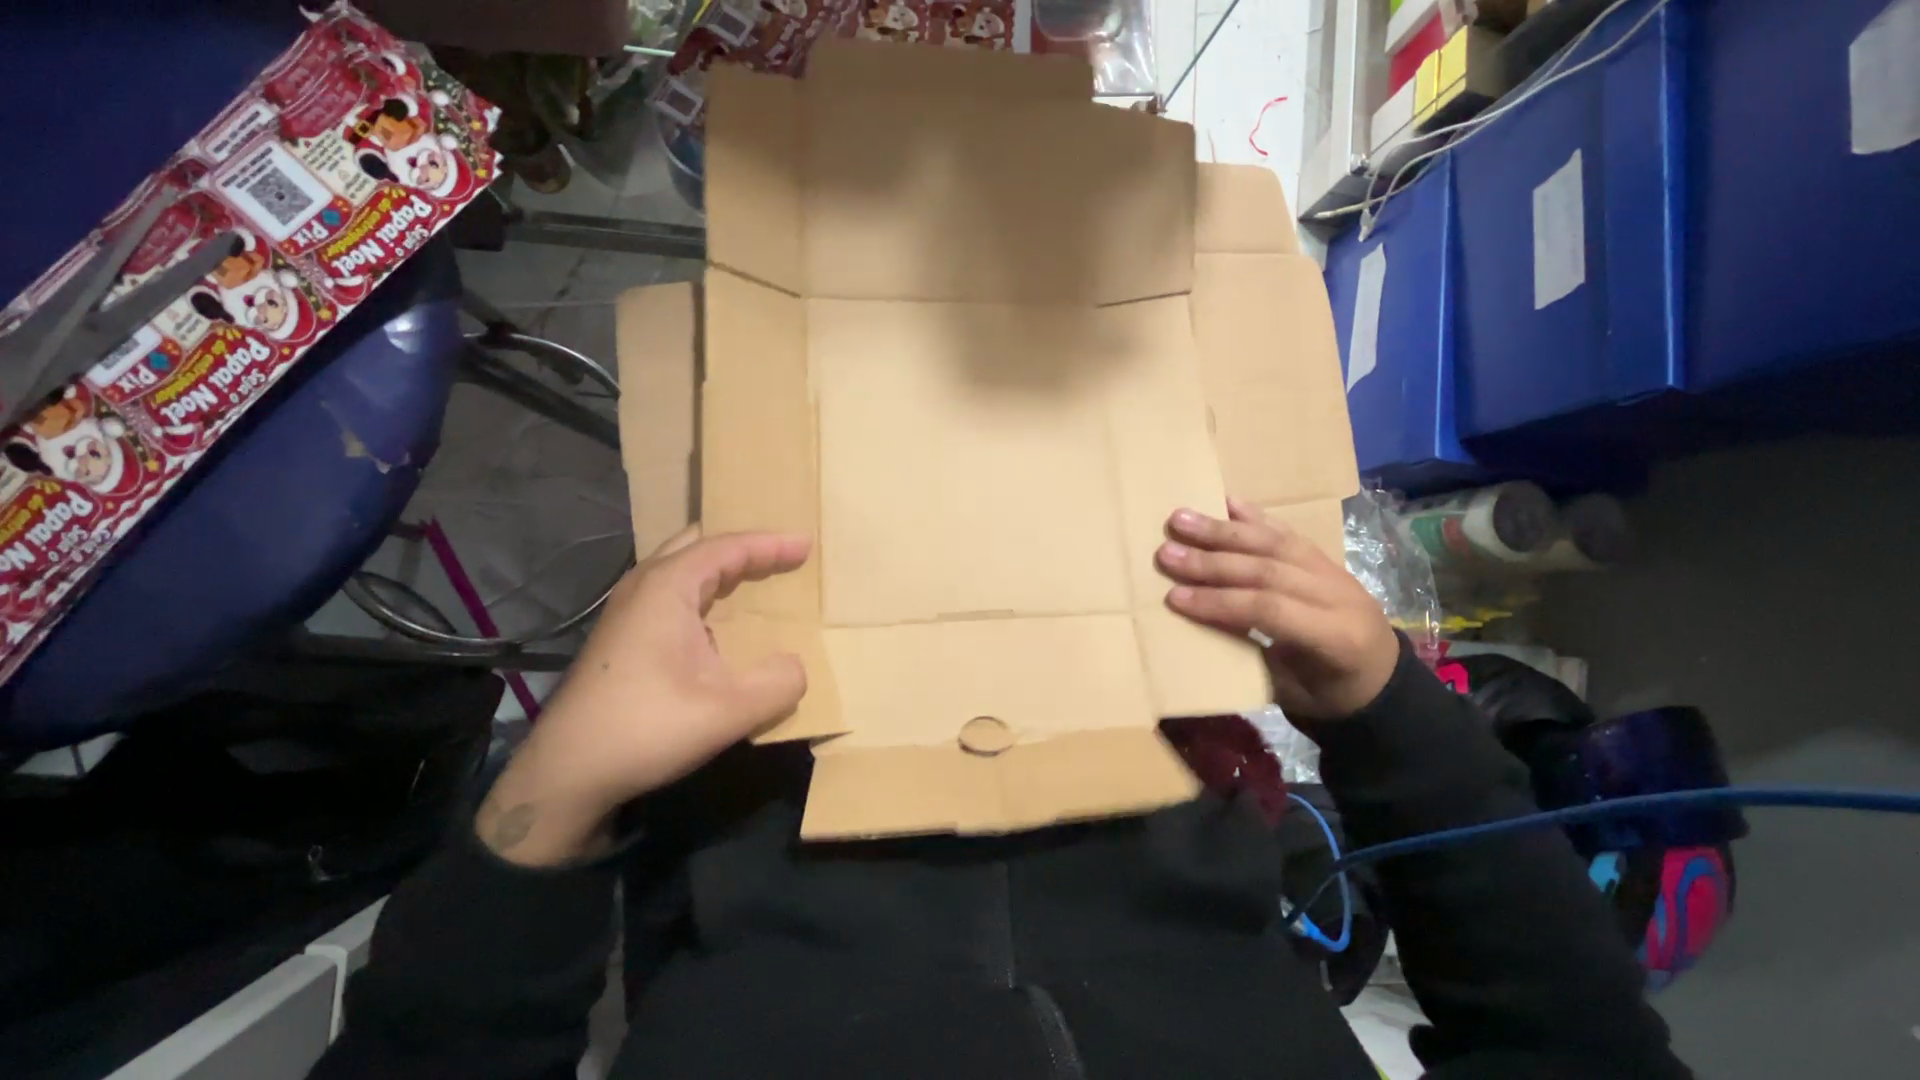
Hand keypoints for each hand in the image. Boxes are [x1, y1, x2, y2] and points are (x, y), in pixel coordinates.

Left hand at [476, 528, 810, 865]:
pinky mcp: (621, 638)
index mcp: (667, 588)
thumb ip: (778, 684)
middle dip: (742, 547)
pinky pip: (671, 596)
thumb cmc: (646, 729)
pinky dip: (703, 595)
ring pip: (681, 571)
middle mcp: (642, 587)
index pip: (726, 548)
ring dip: (720, 571)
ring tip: (756, 582)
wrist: (566, 773)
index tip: (806, 547)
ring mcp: (626, 612)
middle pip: (698, 547)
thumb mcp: (728, 712)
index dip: (769, 545)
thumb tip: (795, 666)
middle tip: (780, 556)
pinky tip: (719, 625)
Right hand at [1157, 498, 1398, 721]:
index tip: (1173, 598)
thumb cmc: (1331, 697)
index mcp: (1334, 638)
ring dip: (1223, 530)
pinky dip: (1254, 516)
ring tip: (1181, 519)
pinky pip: (1288, 533)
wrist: (1383, 682)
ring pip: (1274, 542)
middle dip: (1211, 561)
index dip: (1218, 602)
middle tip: (1166, 554)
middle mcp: (1338, 596)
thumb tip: (1198, 624)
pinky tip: (1225, 501)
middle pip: (1267, 568)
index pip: (1268, 608)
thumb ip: (1251, 653)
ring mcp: (1334, 572)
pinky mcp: (1326, 560)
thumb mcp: (1289, 692)